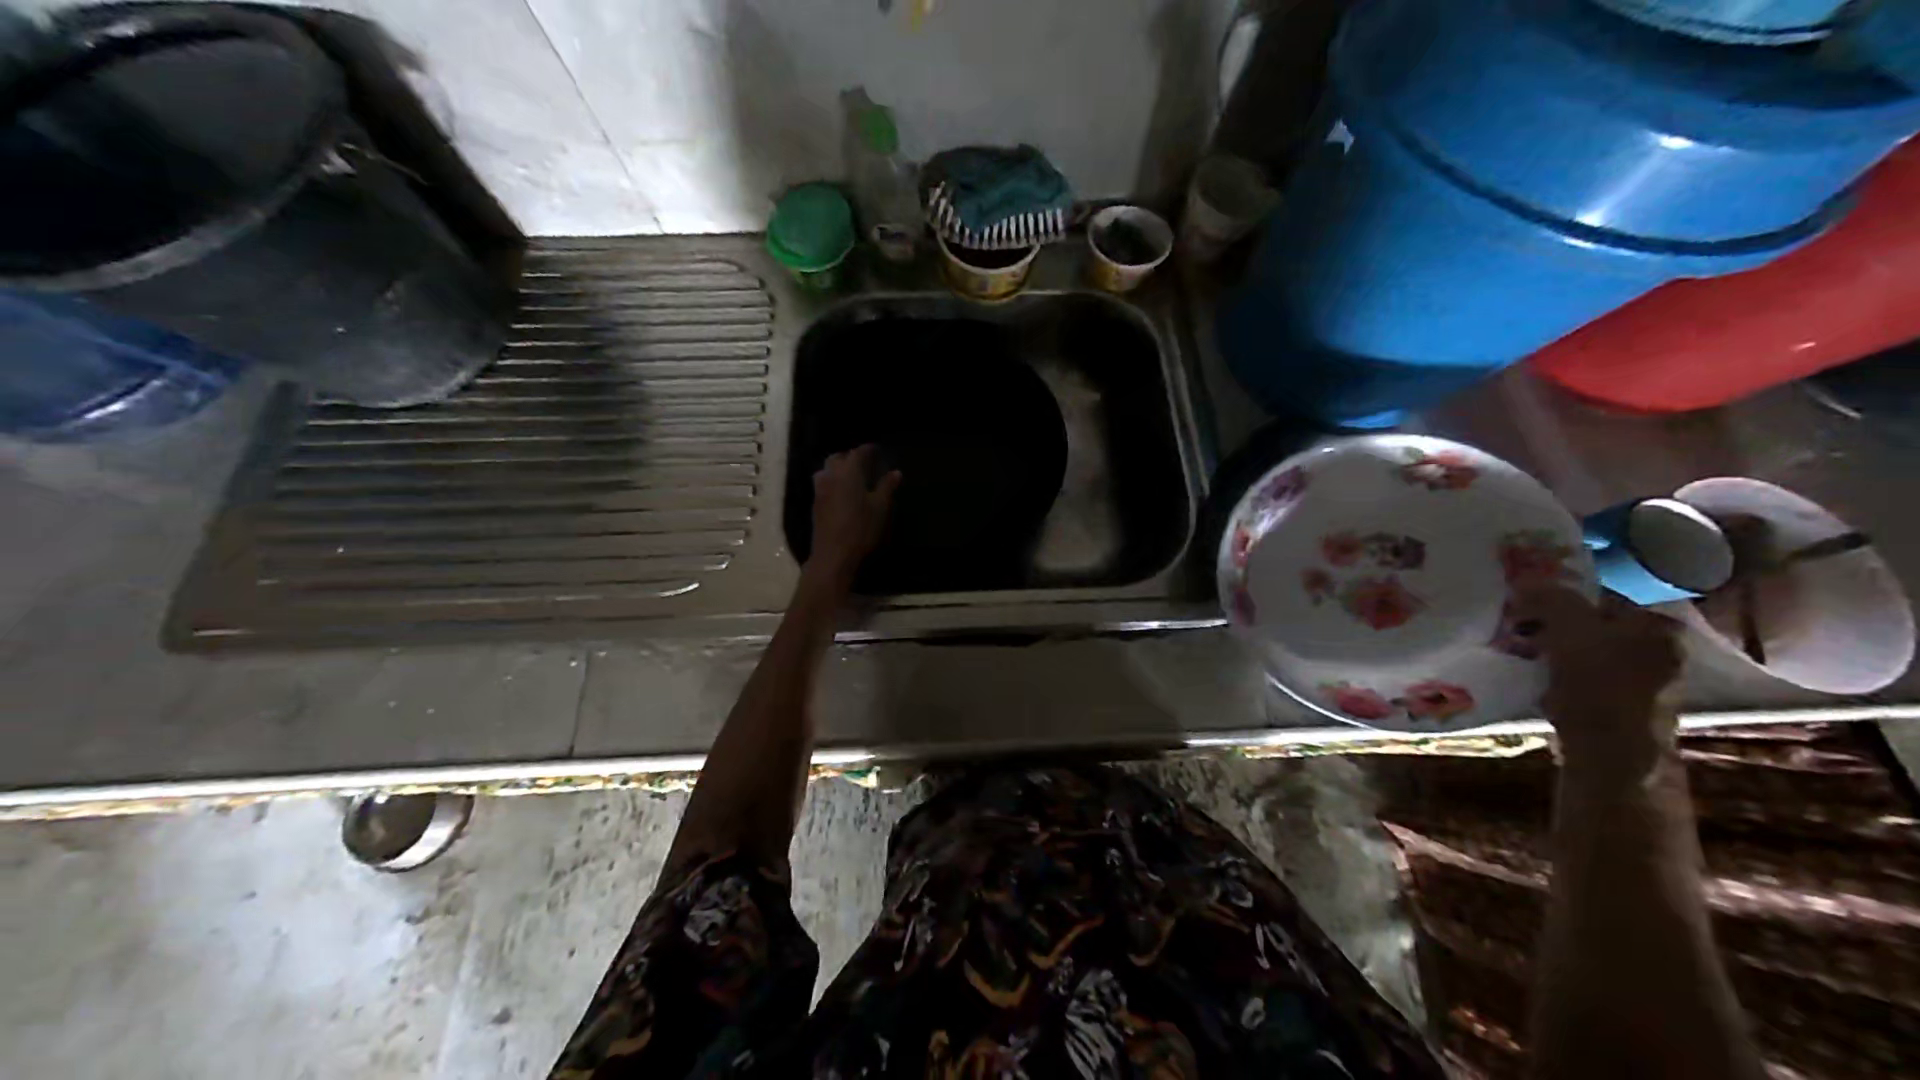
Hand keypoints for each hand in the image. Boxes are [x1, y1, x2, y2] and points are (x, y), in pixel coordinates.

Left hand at [806, 445, 900, 587]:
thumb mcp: (880, 507)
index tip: (876, 449)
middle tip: (863, 462)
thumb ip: (887, 487)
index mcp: (848, 472)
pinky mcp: (815, 504)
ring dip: (838, 468)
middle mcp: (831, 476)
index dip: (868, 449)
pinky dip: (832, 481)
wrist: (833, 554)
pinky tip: (841, 492)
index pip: (858, 453)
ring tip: (850, 476)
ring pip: (826, 470)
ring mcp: (820, 490)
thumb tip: (896, 472)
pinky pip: (823, 484)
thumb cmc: (861, 528)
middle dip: (850, 456)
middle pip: (838, 458)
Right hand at [1514, 584, 1684, 788]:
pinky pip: (1584, 681)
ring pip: (1585, 655)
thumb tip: (1526, 577)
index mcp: (1658, 627)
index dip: (1557, 600)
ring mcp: (1646, 684)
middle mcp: (1661, 652)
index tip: (1523, 609)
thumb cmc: (1599, 684)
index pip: (1598, 598)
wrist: (1611, 753)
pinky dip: (1560, 679)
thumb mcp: (1570, 630)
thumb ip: (1551, 598)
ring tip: (1519, 658)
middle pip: (1591, 627)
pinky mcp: (1624, 710)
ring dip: (1552, 654)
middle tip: (1517, 632)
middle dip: (1552, 628)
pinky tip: (1538, 685)